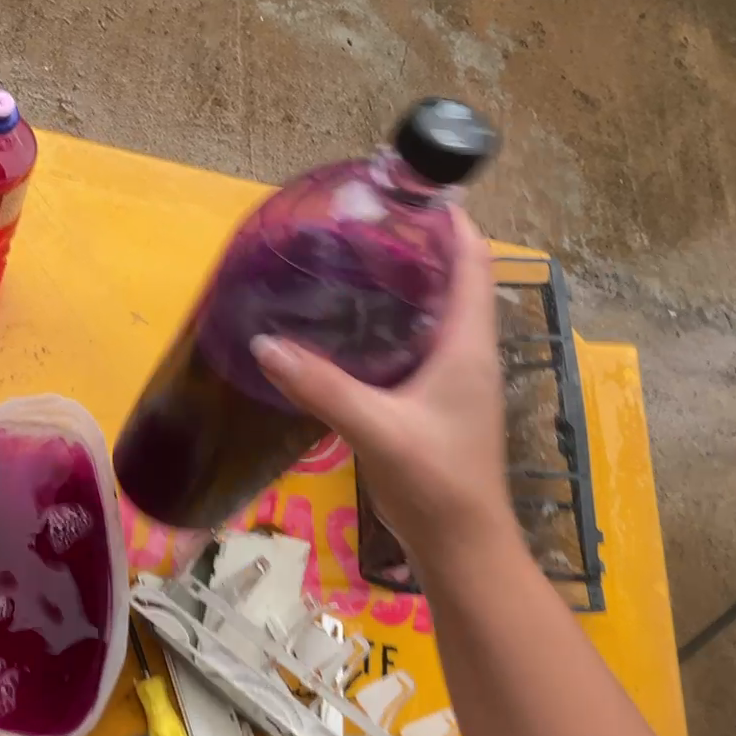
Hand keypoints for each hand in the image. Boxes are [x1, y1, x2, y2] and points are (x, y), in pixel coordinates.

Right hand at [250, 207, 512, 560]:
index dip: (450, 221)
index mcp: (467, 345)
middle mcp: (462, 352)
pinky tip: (338, 331)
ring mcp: (446, 378)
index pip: (473, 263)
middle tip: (353, 228)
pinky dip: (377, 327)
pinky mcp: (425, 400)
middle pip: (447, 280)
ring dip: (394, 287)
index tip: (407, 192)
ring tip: (341, 267)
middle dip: (410, 247)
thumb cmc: (437, 480)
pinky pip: (404, 346)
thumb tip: (263, 344)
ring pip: (424, 314)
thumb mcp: (377, 429)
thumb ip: (322, 387)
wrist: (460, 543)